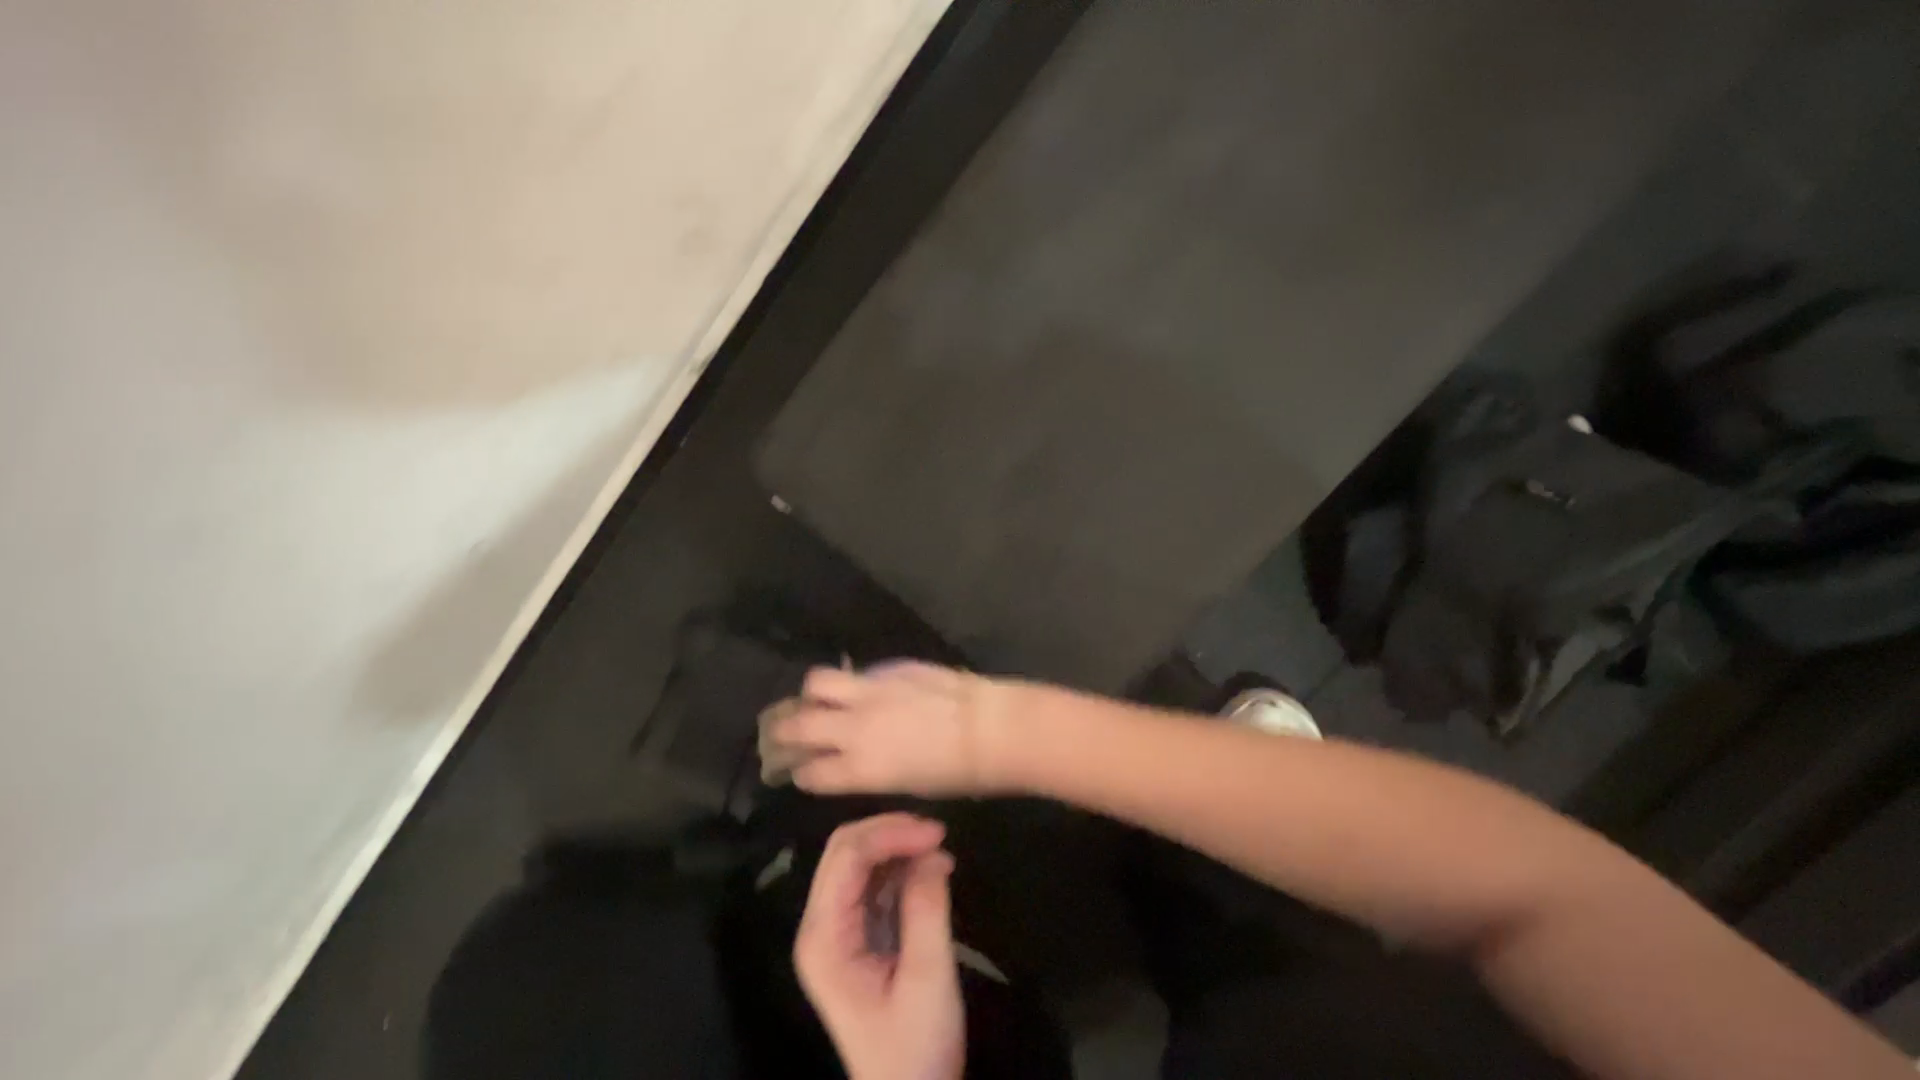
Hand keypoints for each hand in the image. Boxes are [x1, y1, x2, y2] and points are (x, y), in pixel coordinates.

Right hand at [773, 662, 1005, 795]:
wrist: (991, 729)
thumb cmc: (959, 774)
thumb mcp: (907, 786)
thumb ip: (871, 771)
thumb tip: (855, 762)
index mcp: (859, 769)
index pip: (810, 773)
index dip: (802, 773)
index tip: (801, 771)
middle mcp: (853, 730)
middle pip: (798, 726)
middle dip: (784, 732)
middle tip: (784, 733)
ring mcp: (869, 693)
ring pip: (816, 683)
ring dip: (811, 694)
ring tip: (818, 699)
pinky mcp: (889, 670)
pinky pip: (855, 672)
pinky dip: (849, 681)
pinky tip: (858, 687)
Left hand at [795, 814, 963, 1079]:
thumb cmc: (915, 1047)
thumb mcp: (928, 977)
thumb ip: (926, 910)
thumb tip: (933, 853)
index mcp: (824, 938)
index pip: (845, 858)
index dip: (889, 833)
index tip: (938, 832)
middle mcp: (820, 928)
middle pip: (844, 853)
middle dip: (890, 834)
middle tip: (939, 835)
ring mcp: (836, 933)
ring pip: (857, 865)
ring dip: (896, 850)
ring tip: (941, 853)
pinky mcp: (856, 940)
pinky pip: (872, 888)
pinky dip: (900, 871)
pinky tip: (932, 872)